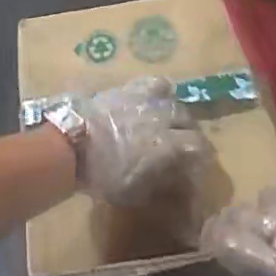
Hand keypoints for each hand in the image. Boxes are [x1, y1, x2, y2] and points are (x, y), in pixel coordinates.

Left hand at [67, 77, 211, 204]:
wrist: (72, 144)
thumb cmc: (102, 175)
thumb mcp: (136, 192)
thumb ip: (161, 183)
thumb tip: (178, 180)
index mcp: (167, 146)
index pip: (200, 146)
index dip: (203, 156)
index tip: (199, 164)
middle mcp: (162, 118)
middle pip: (189, 121)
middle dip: (190, 135)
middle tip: (184, 145)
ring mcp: (146, 100)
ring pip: (175, 102)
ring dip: (176, 114)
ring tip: (170, 123)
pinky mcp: (130, 88)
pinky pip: (155, 83)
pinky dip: (162, 91)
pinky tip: (158, 100)